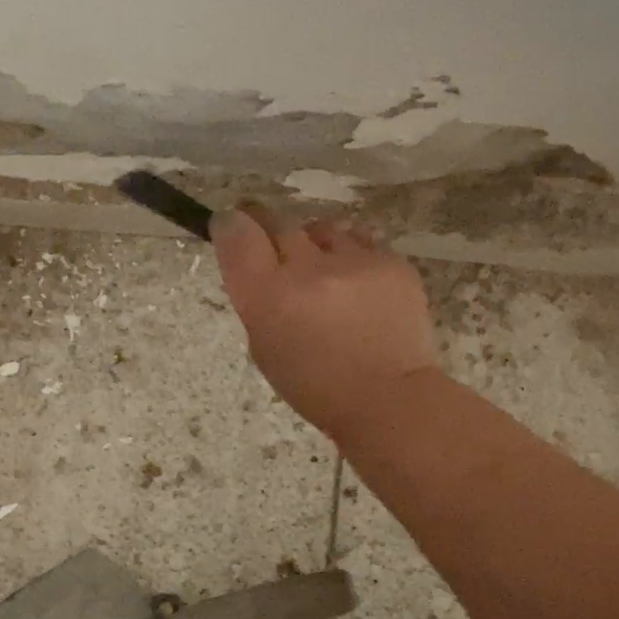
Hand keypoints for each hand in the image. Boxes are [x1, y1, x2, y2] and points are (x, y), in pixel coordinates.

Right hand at [211, 204, 439, 437]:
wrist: (386, 396)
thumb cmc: (313, 385)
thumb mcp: (264, 348)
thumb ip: (257, 302)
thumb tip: (260, 268)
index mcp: (267, 297)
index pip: (237, 235)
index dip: (230, 225)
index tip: (229, 224)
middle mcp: (306, 269)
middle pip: (278, 222)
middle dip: (265, 224)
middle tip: (264, 232)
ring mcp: (353, 261)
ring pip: (320, 228)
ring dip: (311, 242)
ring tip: (318, 266)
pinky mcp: (390, 261)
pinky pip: (359, 241)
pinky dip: (349, 254)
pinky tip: (352, 281)